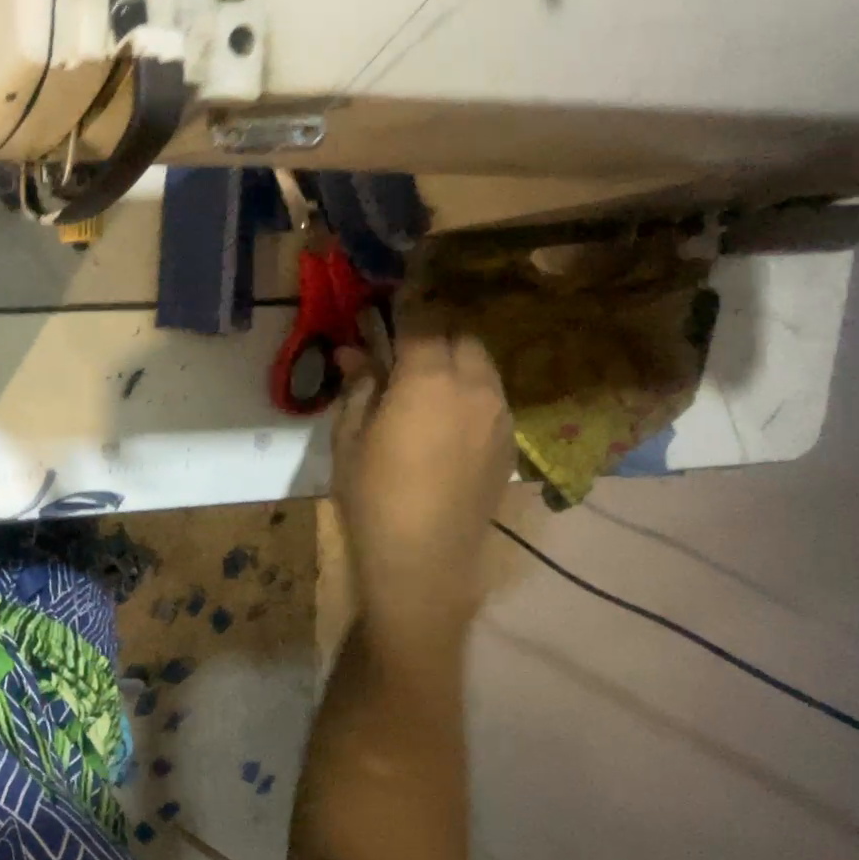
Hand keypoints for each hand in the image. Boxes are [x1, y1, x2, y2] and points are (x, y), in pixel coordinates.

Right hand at [331, 327, 514, 634]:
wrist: (424, 554)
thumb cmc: (372, 494)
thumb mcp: (349, 438)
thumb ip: (359, 388)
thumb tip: (356, 353)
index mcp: (428, 379)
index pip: (421, 324)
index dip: (402, 310)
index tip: (383, 305)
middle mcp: (474, 385)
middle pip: (461, 337)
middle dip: (432, 333)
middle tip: (399, 346)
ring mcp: (499, 412)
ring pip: (482, 365)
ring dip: (454, 361)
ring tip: (422, 380)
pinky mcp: (509, 440)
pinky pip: (491, 396)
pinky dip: (468, 390)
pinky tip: (442, 415)